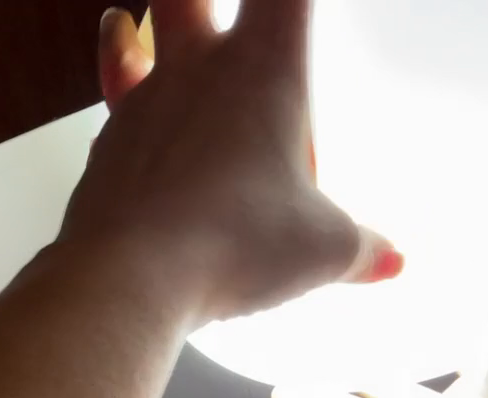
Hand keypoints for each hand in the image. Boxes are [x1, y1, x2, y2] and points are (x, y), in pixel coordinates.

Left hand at [56, 1, 401, 323]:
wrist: (129, 279)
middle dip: (192, 0)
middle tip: (199, 12)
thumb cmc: (230, 247)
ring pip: (124, 46)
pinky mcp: (99, 160)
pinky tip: (128, 145)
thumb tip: (389, 262)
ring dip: (127, 38)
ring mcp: (137, 113)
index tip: (288, 3)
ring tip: (124, 28)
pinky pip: (108, 125)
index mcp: (262, 69)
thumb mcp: (319, 250)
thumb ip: (361, 249)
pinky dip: (118, 126)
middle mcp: (192, 74)